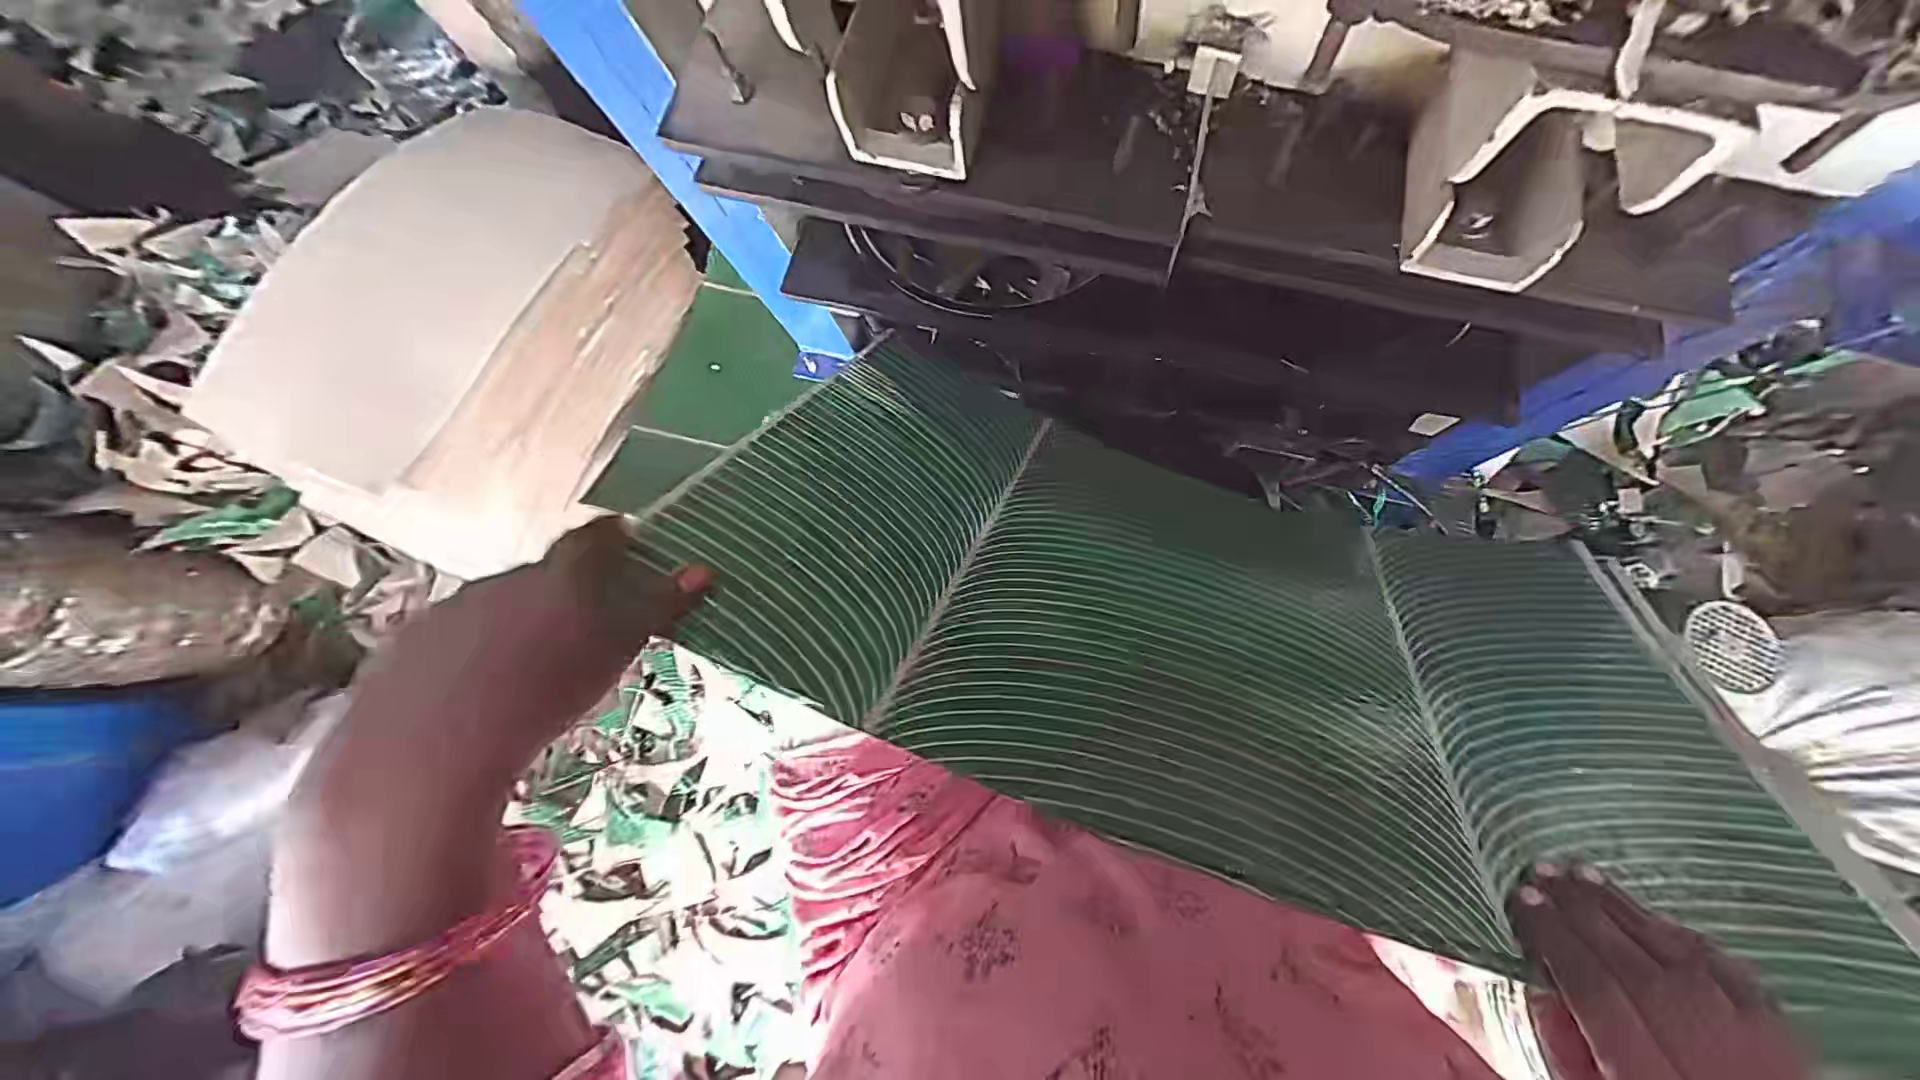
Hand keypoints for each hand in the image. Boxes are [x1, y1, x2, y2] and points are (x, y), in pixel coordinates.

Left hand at [271, 519, 711, 963]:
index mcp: (557, 576)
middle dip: (570, 586)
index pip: (593, 537)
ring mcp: (451, 612)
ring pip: (500, 605)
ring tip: (538, 660)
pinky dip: (479, 648)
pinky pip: (457, 635)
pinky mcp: (409, 647)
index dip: (614, 534)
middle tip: (590, 615)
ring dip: (523, 619)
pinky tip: (487, 687)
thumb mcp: (616, 647)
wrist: (426, 749)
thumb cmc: (543, 693)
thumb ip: (661, 606)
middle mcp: (502, 581)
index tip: (627, 534)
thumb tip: (706, 573)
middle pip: (547, 572)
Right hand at [1510, 863, 1808, 1079]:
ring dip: (1625, 910)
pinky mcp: (1789, 1042)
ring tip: (1582, 875)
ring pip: (1682, 960)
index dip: (1553, 936)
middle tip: (1544, 873)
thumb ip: (1563, 1042)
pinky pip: (1734, 974)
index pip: (1593, 989)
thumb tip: (1541, 984)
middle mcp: (1707, 1059)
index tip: (1522, 899)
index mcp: (1647, 1079)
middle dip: (1581, 911)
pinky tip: (1653, 916)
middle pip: (1636, 966)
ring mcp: (1758, 1051)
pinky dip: (1686, 937)